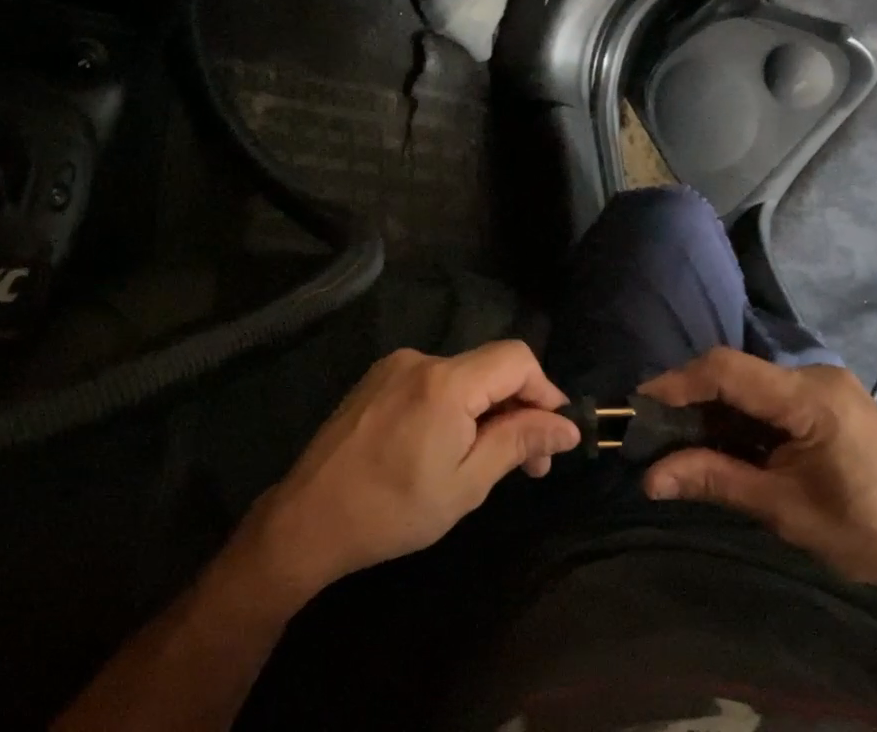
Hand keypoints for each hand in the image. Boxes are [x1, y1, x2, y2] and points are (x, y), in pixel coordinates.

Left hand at [243, 341, 580, 596]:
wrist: (309, 518)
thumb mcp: (467, 483)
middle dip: (518, 410)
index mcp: (445, 381)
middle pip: (488, 368)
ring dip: (485, 413)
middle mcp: (419, 361)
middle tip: (529, 466)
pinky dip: (452, 409)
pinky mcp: (373, 383)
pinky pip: (430, 385)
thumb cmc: (393, 509)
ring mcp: (391, 369)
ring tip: (484, 464)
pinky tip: (445, 450)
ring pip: (460, 378)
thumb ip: (518, 442)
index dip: (545, 391)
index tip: (554, 437)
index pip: (516, 358)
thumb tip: (567, 426)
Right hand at [638, 348, 876, 601]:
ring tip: (674, 446)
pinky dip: (735, 420)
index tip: (636, 411)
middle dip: (686, 402)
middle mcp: (815, 377)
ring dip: (708, 413)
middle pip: (731, 373)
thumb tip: (648, 478)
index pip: (725, 370)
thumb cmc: (872, 534)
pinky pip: (765, 398)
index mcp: (811, 398)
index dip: (675, 384)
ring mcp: (822, 386)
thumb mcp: (786, 511)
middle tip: (649, 436)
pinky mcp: (825, 402)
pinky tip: (717, 447)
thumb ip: (715, 481)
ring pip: (745, 385)